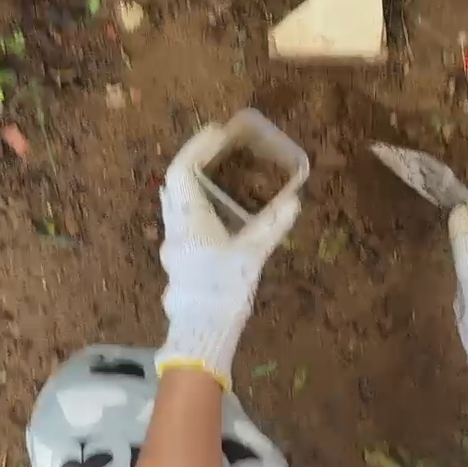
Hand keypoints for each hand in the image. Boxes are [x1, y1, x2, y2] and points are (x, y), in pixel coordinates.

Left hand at [156, 125, 300, 386]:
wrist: (202, 333)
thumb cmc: (224, 289)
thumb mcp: (252, 254)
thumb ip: (272, 225)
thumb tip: (294, 200)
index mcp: (189, 219)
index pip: (182, 170)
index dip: (197, 147)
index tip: (215, 133)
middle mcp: (175, 229)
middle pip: (175, 185)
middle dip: (193, 163)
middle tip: (216, 151)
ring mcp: (173, 246)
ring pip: (176, 205)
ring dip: (192, 187)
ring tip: (217, 177)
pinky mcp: (179, 261)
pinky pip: (182, 222)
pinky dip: (196, 208)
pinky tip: (215, 215)